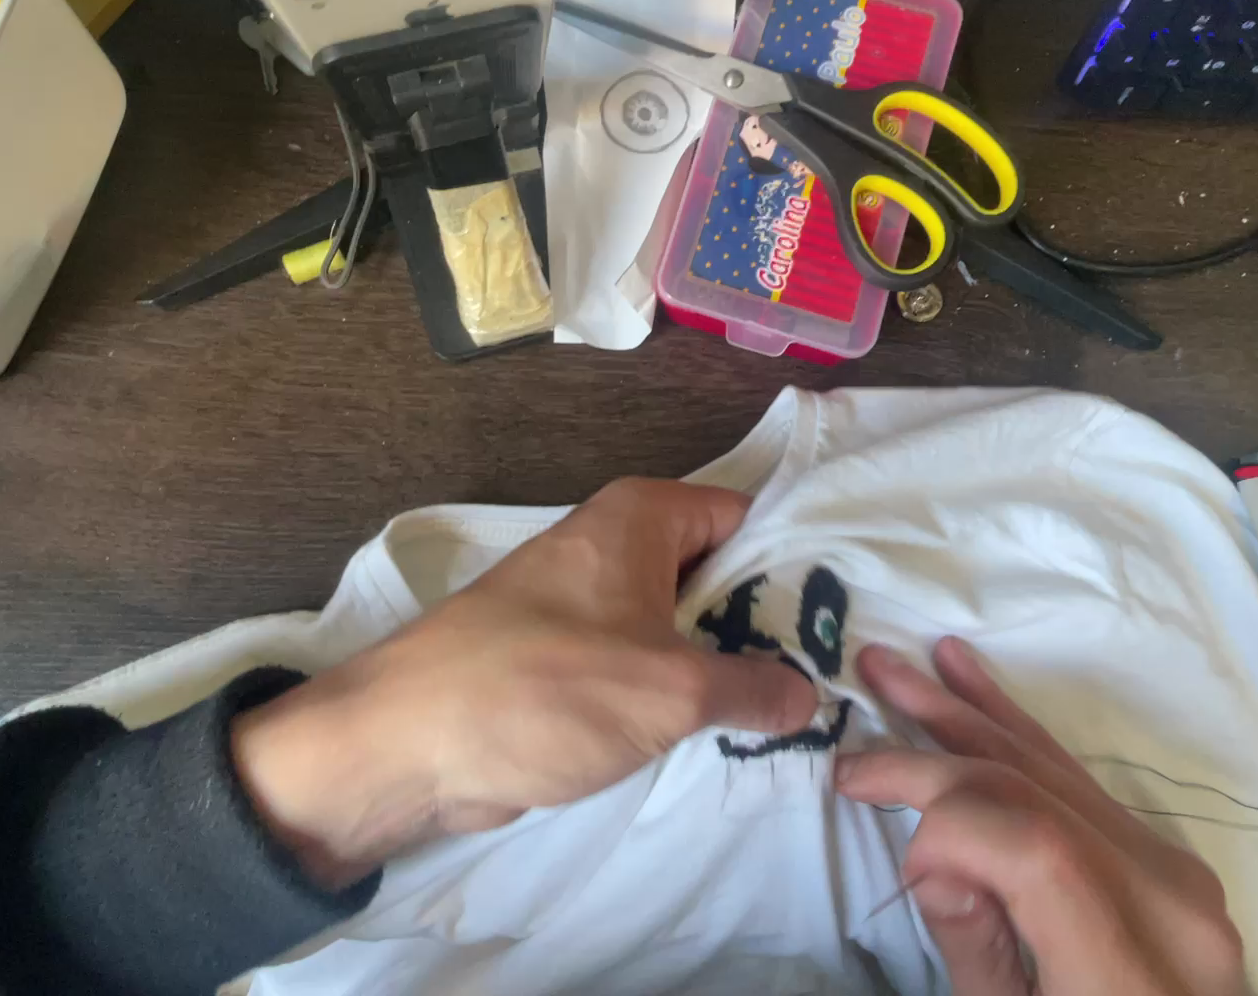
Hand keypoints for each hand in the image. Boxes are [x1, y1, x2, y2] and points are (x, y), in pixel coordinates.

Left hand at [231, 479, 818, 887]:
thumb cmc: (546, 687)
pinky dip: (684, 686)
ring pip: (685, 619)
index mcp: (642, 516)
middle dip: (767, 621)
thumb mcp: (668, 688)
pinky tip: (729, 726)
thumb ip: (751, 686)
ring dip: (727, 661)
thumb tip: (806, 694)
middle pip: (719, 569)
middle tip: (832, 672)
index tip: (847, 615)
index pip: (746, 518)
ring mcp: (593, 598)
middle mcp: (618, 543)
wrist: (411, 743)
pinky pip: (649, 656)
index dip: (797, 562)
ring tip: (798, 706)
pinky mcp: (574, 650)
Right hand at [837, 638, 1246, 995]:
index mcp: (1132, 967)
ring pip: (1045, 759)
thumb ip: (970, 941)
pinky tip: (973, 685)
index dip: (947, 832)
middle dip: (934, 733)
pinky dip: (1009, 726)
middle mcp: (1166, 896)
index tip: (905, 867)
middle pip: (1028, 784)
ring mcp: (1168, 863)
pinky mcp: (1156, 849)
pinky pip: (1068, 772)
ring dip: (964, 705)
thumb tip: (927, 844)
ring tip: (901, 666)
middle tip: (868, 681)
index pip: (1031, 846)